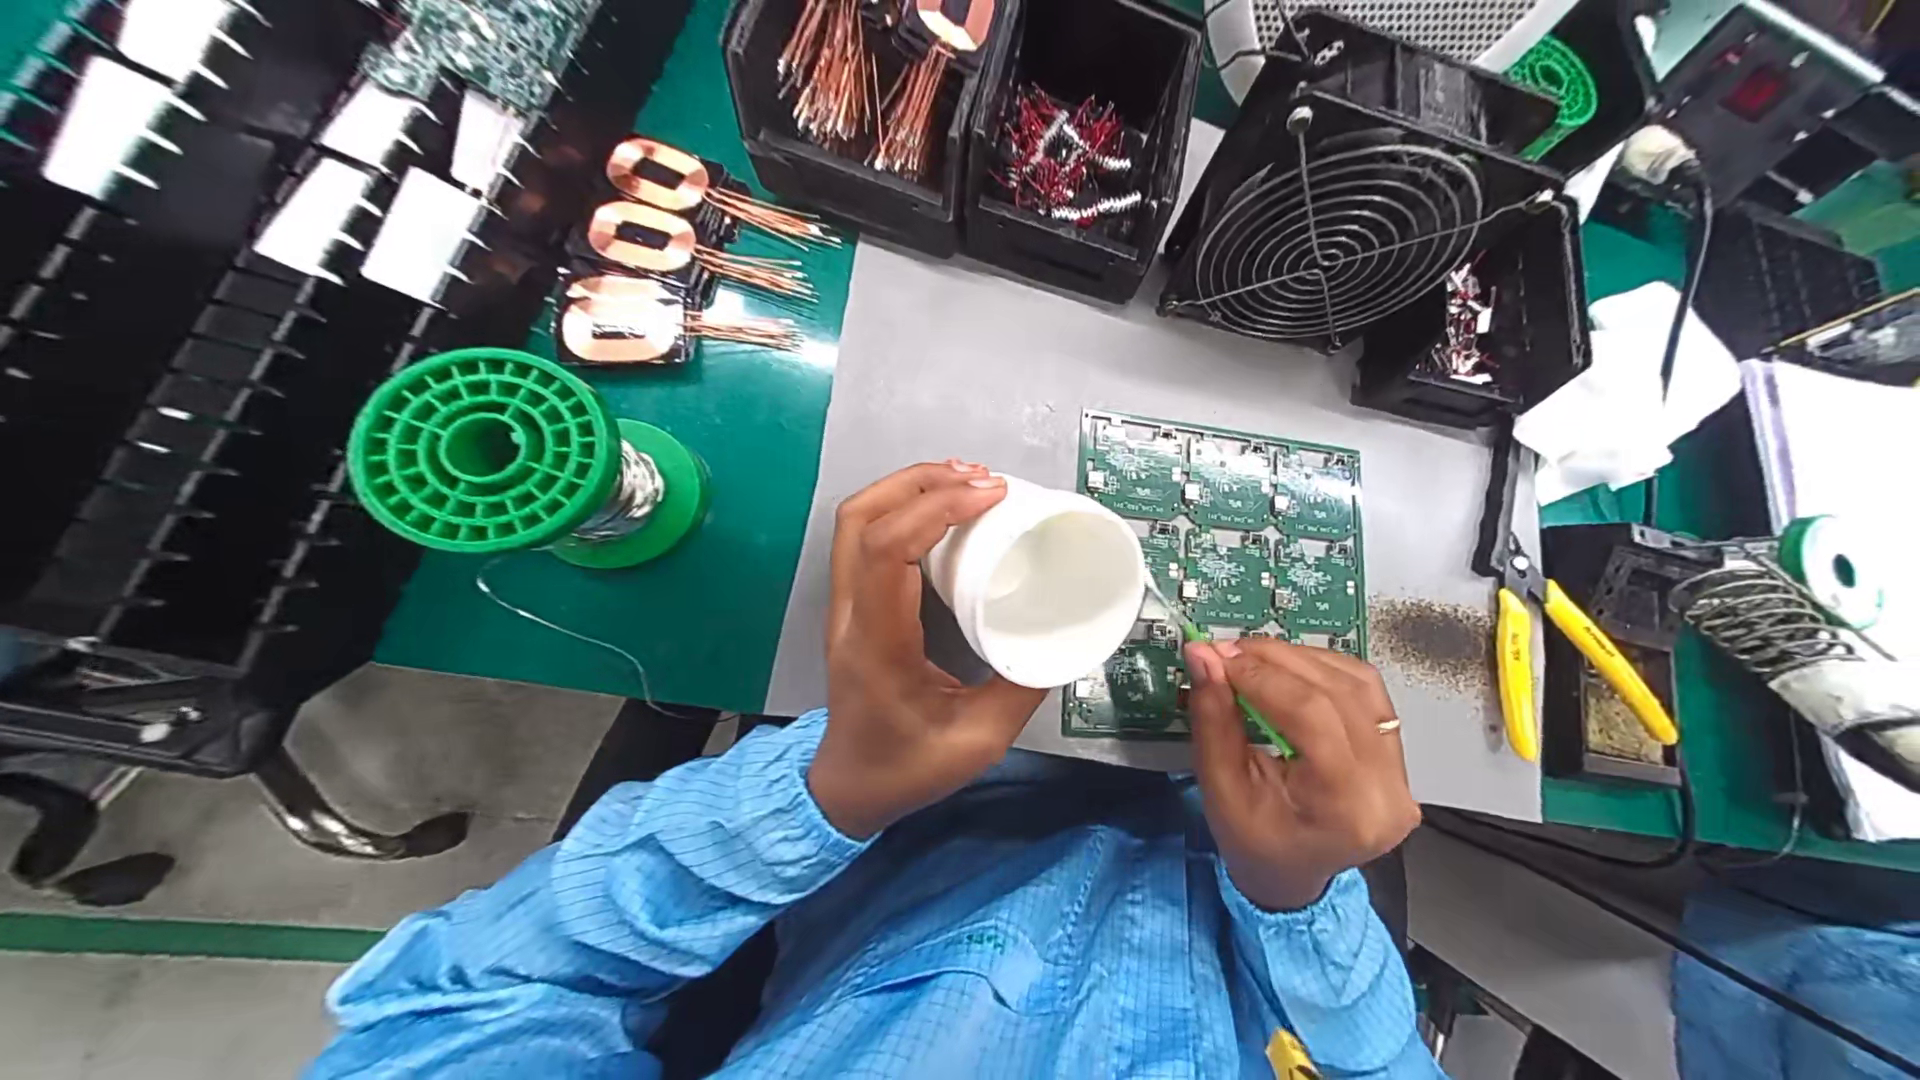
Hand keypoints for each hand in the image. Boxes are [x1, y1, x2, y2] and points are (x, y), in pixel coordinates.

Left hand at [809, 461, 1047, 837]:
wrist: (849, 787)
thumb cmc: (907, 768)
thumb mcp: (980, 740)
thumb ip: (1023, 687)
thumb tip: (1061, 632)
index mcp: (878, 645)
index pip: (887, 551)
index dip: (938, 508)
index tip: (993, 496)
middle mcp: (851, 614)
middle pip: (861, 517)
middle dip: (921, 482)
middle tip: (981, 480)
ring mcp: (844, 605)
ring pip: (856, 519)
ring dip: (908, 487)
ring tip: (965, 481)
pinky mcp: (853, 603)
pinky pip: (865, 536)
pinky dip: (902, 507)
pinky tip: (942, 508)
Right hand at [1185, 639, 1420, 910]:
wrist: (1288, 871)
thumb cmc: (1250, 839)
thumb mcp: (1218, 784)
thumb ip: (1213, 716)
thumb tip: (1202, 655)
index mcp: (1346, 808)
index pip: (1311, 715)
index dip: (1260, 675)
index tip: (1216, 656)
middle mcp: (1389, 788)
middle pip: (1337, 692)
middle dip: (1276, 659)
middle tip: (1227, 650)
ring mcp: (1401, 771)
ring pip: (1357, 682)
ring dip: (1299, 658)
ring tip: (1251, 656)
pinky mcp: (1396, 754)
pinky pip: (1366, 691)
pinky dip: (1321, 668)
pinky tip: (1285, 669)